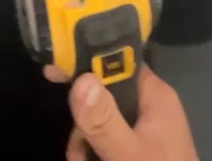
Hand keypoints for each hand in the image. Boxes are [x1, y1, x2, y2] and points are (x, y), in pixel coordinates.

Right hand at [62, 66, 198, 160]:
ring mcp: (144, 132)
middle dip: (84, 124)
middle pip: (102, 96)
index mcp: (155, 95)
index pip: (118, 60)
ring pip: (100, 124)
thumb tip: (80, 78)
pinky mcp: (138, 152)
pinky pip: (107, 143)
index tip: (56, 72)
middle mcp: (150, 107)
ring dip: (85, 146)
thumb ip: (105, 121)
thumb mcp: (129, 156)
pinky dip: (94, 155)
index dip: (87, 63)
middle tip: (78, 152)